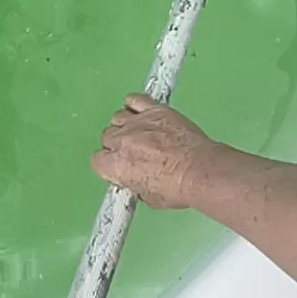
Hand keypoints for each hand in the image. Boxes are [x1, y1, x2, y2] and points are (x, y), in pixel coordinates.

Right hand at [90, 95, 218, 209]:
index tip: (118, 164)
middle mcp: (122, 141)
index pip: (97, 160)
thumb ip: (134, 183)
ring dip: (125, 125)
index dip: (108, 163)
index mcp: (116, 165)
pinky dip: (134, 103)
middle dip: (117, 144)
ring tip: (139, 132)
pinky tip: (140, 110)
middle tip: (133, 150)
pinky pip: (135, 99)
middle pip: (107, 136)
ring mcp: (138, 123)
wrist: (199, 170)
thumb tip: (135, 178)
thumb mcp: (148, 197)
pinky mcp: (155, 110)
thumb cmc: (178, 187)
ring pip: (118, 117)